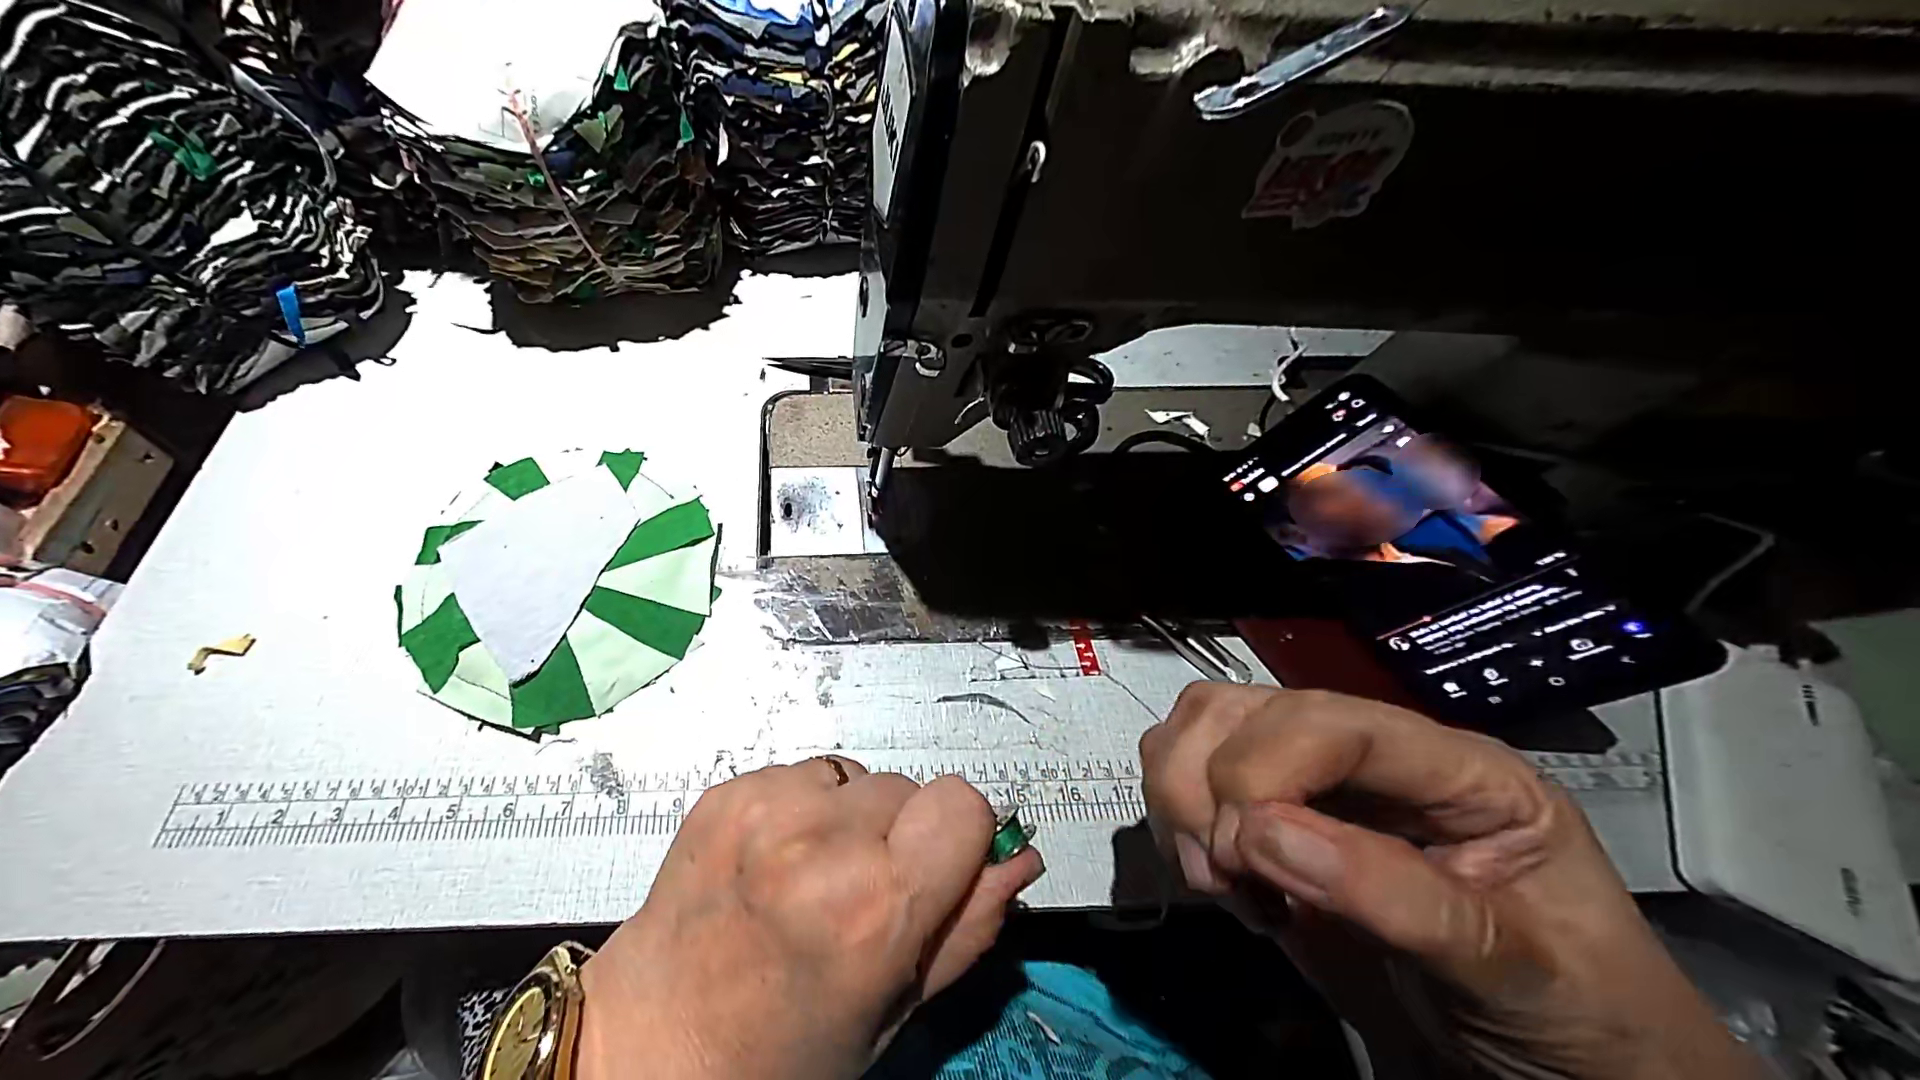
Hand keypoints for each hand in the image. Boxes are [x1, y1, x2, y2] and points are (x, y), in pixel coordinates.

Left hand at [574, 757, 1043, 1079]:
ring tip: (814, 874)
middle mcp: (821, 844)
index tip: (939, 864)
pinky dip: (806, 809)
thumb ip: (972, 924)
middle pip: (912, 787)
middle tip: (864, 887)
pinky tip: (778, 859)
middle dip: (902, 831)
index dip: (961, 836)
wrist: (657, 1042)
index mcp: (874, 906)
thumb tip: (1021, 857)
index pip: (965, 804)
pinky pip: (806, 775)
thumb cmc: (783, 1048)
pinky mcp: (729, 792)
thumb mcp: (897, 1004)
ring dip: (852, 816)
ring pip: (860, 776)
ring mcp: (767, 809)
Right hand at [1140, 684, 1757, 1079]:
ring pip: (1201, 724)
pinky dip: (1176, 818)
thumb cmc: (1570, 1011)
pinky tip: (1221, 877)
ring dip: (1182, 797)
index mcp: (1453, 765)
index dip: (1266, 769)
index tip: (1245, 854)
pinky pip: (1185, 771)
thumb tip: (1261, 835)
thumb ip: (1397, 899)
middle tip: (1232, 876)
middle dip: (1211, 790)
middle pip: (1245, 709)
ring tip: (1222, 876)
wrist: (1553, 1056)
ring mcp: (1310, 772)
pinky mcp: (1267, 805)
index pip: (1331, 722)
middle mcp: (1367, 748)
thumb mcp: (1515, 968)